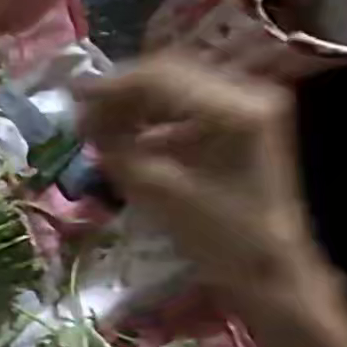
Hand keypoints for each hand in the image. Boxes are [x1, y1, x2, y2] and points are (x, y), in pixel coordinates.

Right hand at [77, 57, 323, 293]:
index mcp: (236, 108)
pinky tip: (132, 135)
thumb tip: (86, 119)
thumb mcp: (162, 194)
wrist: (272, 273)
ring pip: (177, 85)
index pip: (161, 77)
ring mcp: (249, 105)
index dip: (112, 87)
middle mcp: (248, 93)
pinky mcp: (243, 121)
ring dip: (137, 102)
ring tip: (102, 123)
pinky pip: (190, 104)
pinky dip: (157, 116)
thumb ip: (119, 149)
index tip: (74, 100)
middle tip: (84, 112)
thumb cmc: (222, 241)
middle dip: (122, 92)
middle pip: (170, 72)